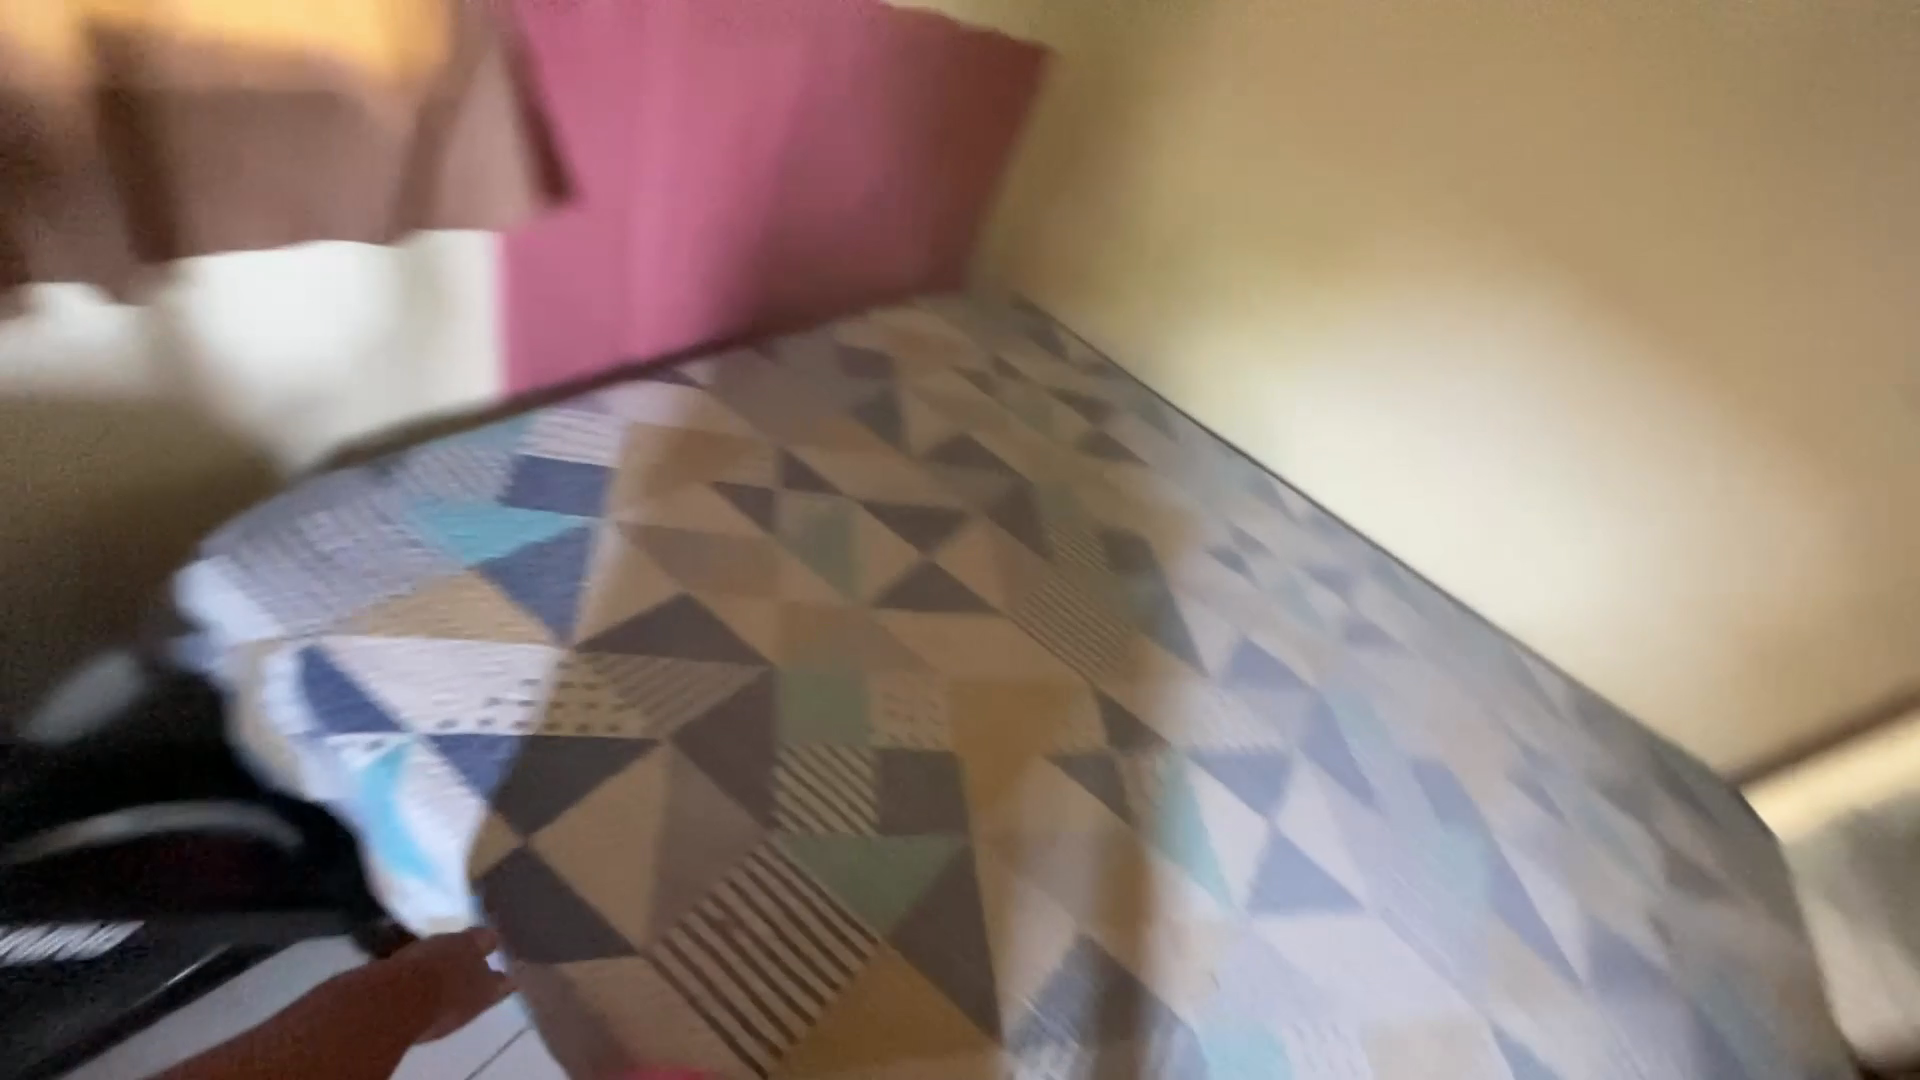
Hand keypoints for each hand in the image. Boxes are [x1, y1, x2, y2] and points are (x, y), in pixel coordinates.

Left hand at [386, 927, 515, 1042]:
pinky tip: (414, 990)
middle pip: (459, 942)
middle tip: (465, 968)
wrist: (391, 1003)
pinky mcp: (388, 967)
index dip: (491, 944)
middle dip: (461, 954)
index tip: (495, 951)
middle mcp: (446, 938)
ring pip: (432, 953)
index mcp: (474, 942)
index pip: (488, 936)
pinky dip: (414, 977)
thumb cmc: (447, 997)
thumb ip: (498, 986)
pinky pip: (409, 968)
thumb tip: (513, 979)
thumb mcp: (482, 996)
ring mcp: (415, 950)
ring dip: (436, 965)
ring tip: (438, 982)